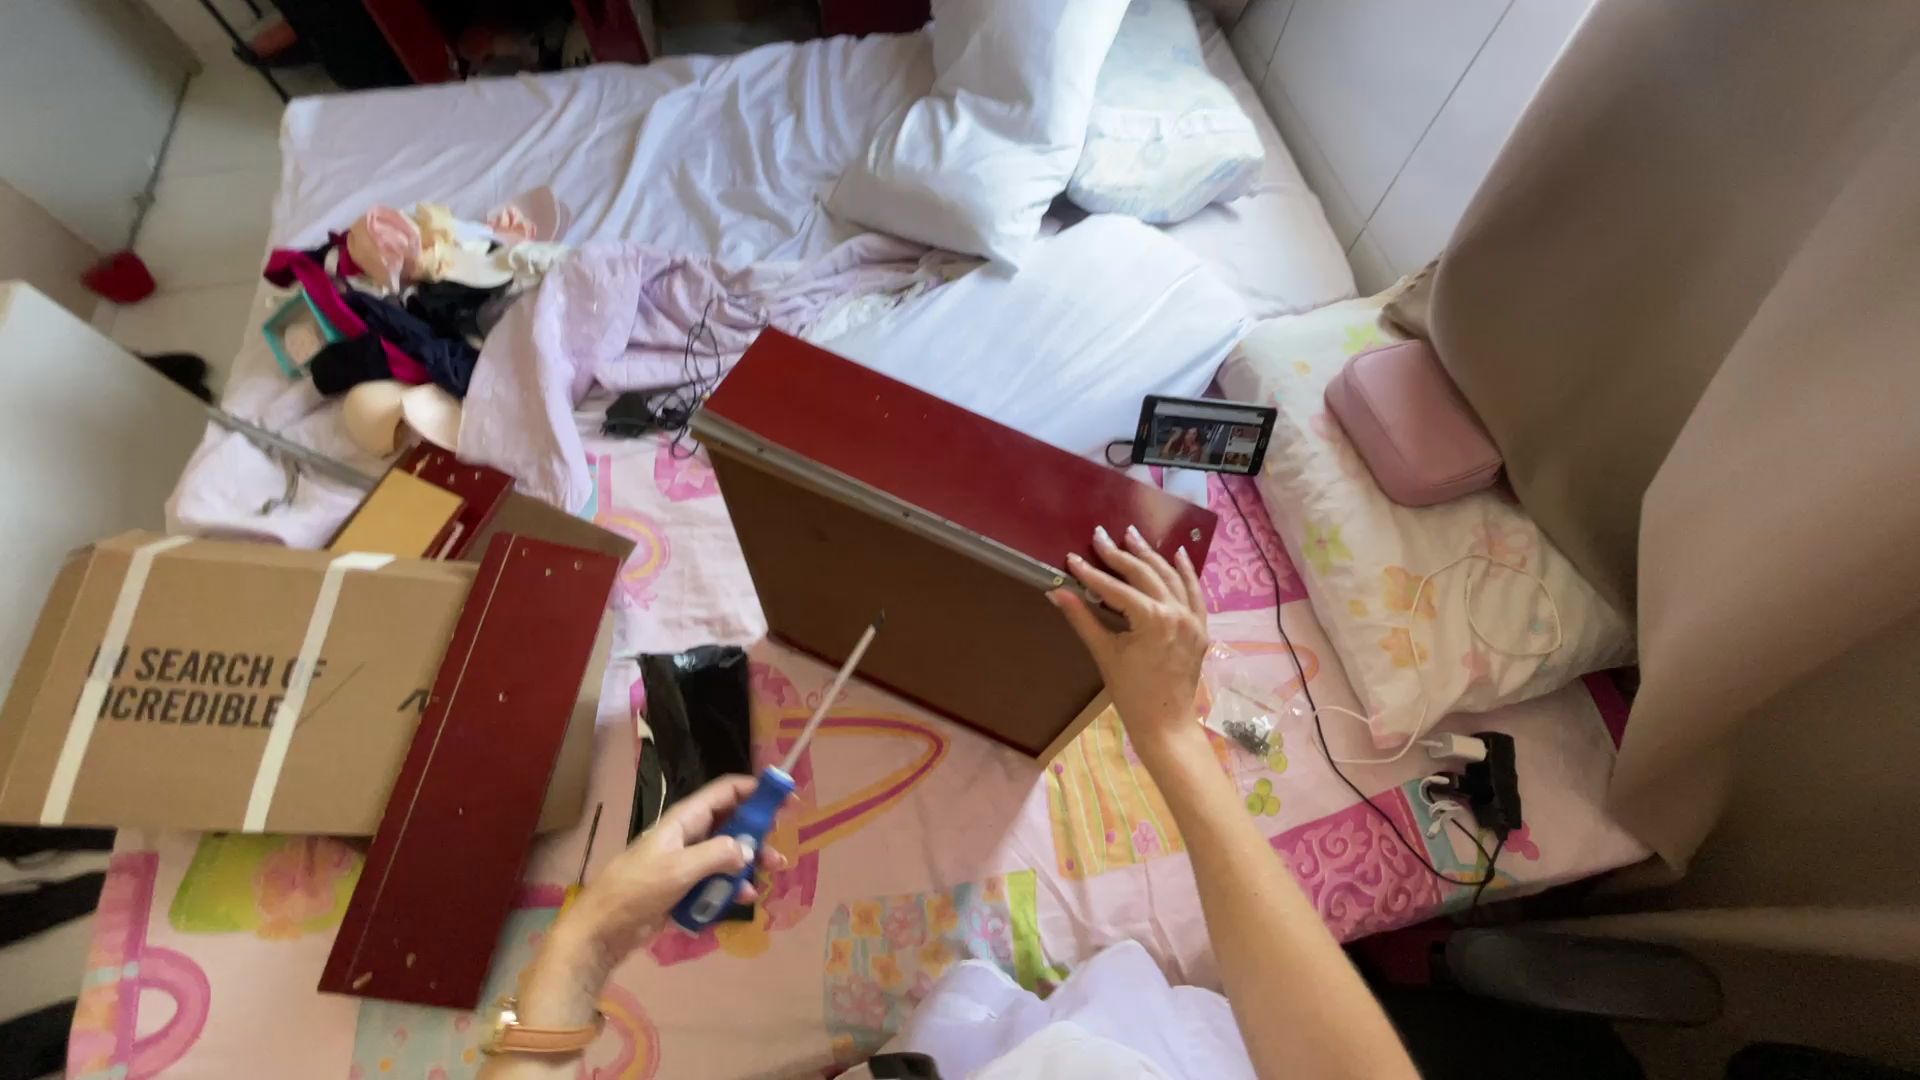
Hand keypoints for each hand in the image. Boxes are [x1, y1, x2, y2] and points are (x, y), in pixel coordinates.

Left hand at [569, 774, 789, 960]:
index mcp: (686, 819)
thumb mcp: (679, 869)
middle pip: (733, 823)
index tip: (785, 797)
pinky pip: (718, 879)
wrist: (601, 931)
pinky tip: (745, 897)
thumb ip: (717, 855)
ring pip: (730, 853)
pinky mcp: (687, 886)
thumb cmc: (637, 890)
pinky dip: (733, 886)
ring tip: (773, 873)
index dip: (756, 790)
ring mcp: (689, 861)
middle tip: (782, 844)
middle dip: (760, 832)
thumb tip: (748, 850)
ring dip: (752, 862)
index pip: (726, 792)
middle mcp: (690, 835)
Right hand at [1049, 525, 1210, 752]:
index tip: (1072, 557)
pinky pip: (1194, 591)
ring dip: (1150, 555)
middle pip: (1144, 574)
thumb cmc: (1131, 693)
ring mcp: (1192, 618)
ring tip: (1131, 535)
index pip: (1115, 588)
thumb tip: (1056, 592)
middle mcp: (1176, 612)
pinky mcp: (1200, 626)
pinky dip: (1185, 571)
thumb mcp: (1104, 654)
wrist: (1165, 723)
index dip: (1091, 572)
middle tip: (1100, 535)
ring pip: (1170, 576)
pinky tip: (1176, 555)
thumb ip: (1082, 618)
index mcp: (1152, 619)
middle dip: (1119, 554)